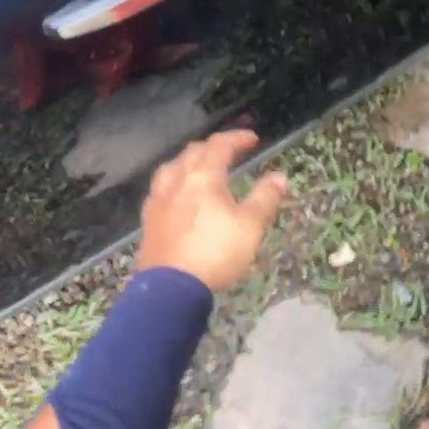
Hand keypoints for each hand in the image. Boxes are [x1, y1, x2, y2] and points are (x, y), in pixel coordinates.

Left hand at [137, 131, 289, 291]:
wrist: (171, 289)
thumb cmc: (215, 253)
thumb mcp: (250, 226)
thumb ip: (265, 197)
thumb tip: (279, 177)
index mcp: (203, 177)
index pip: (219, 146)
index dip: (237, 138)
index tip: (253, 139)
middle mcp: (177, 181)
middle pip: (193, 152)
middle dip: (214, 147)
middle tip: (232, 152)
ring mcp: (158, 200)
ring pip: (172, 167)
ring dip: (190, 161)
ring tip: (202, 167)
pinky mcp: (149, 219)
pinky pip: (162, 187)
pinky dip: (176, 180)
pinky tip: (180, 194)